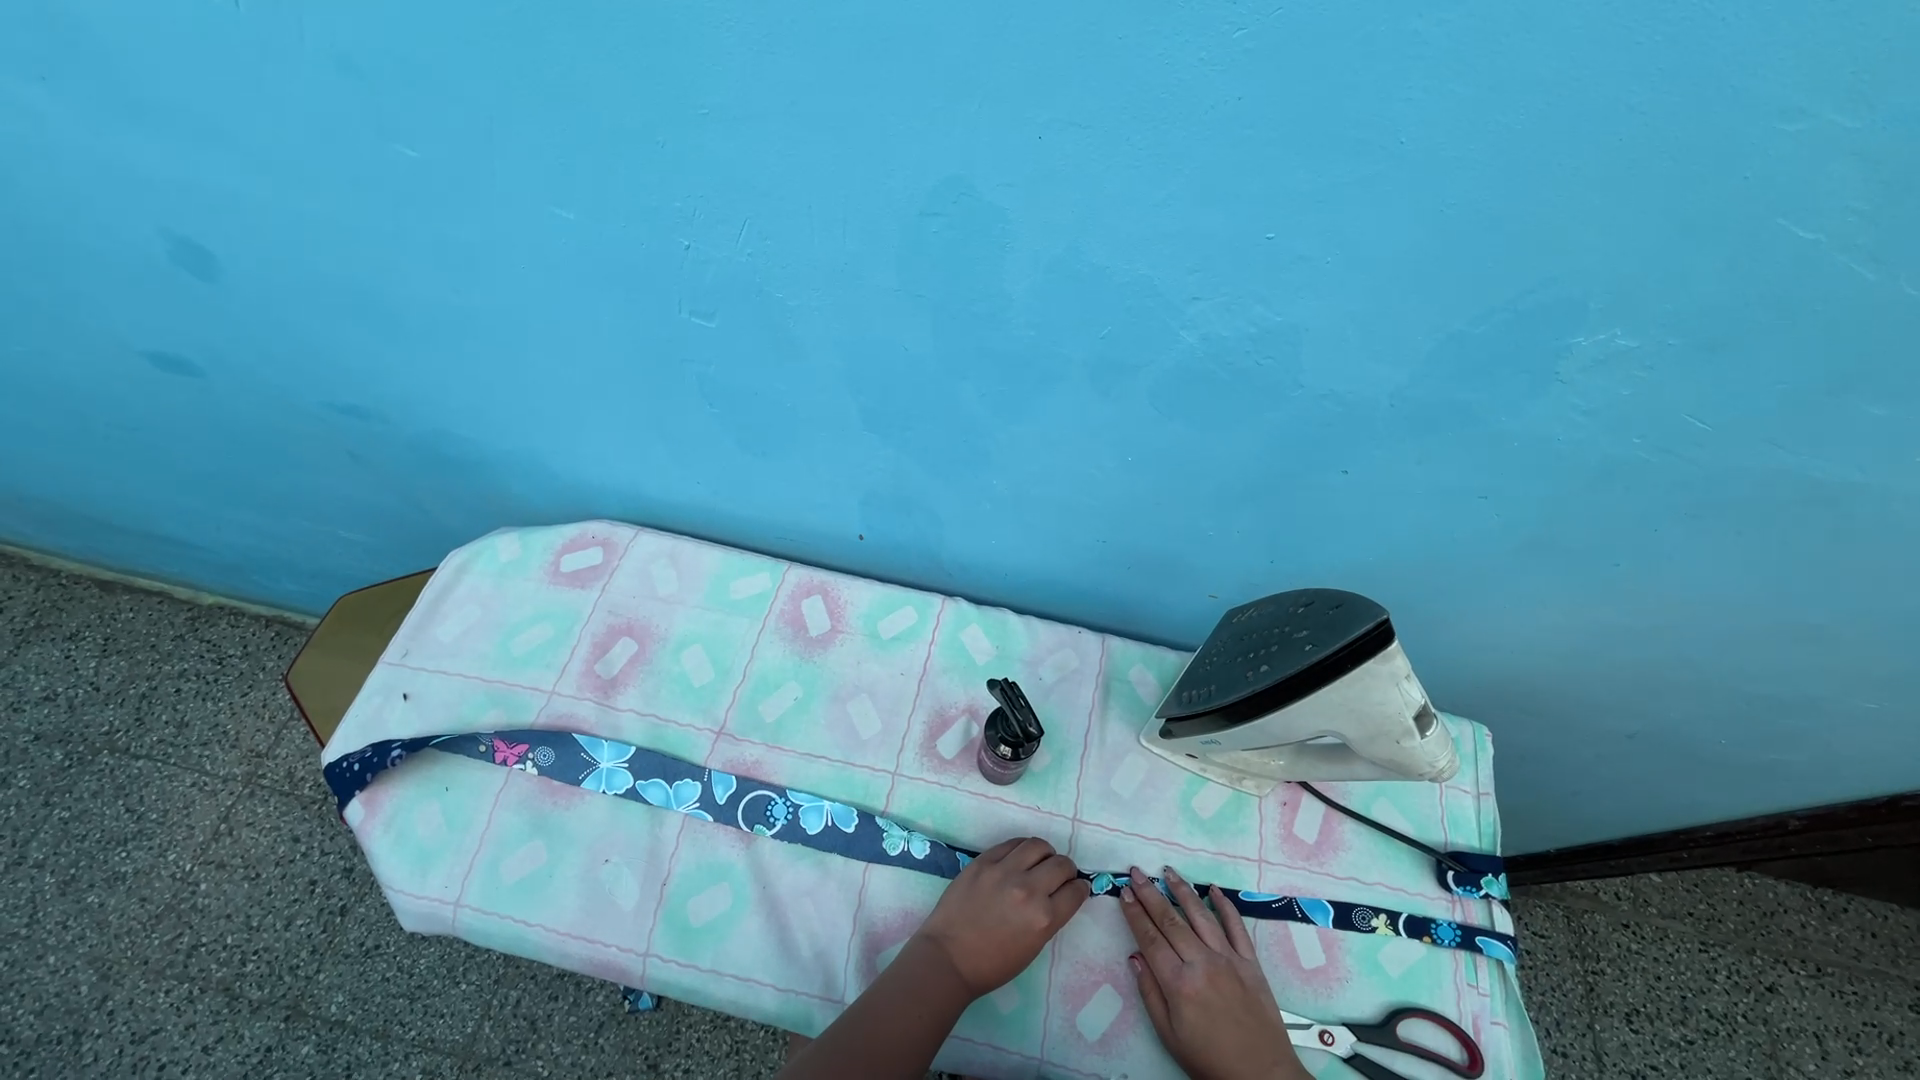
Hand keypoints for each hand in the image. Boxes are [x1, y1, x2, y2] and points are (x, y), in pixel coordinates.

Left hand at [912, 837, 1088, 998]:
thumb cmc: (993, 964)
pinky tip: (1020, 857)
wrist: (949, 958)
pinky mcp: (983, 862)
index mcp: (1044, 919)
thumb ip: (1049, 917)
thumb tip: (1058, 895)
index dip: (1079, 888)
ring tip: (1039, 862)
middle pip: (1061, 864)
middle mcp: (1028, 890)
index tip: (1075, 888)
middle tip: (1059, 875)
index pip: (1075, 891)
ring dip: (1046, 854)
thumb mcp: (1033, 946)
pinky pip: (1011, 844)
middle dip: (1066, 870)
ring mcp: (1003, 872)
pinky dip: (1021, 848)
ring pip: (1038, 845)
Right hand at [1120, 865, 1309, 1079]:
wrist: (1262, 1076)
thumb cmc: (1209, 1060)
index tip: (1123, 893)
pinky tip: (1214, 889)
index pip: (1149, 938)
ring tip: (1167, 871)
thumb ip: (1150, 993)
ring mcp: (1229, 960)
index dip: (1134, 913)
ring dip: (1182, 890)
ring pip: (1201, 916)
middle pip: (1170, 920)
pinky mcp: (1251, 963)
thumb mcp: (1169, 1035)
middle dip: (1150, 893)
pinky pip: (1237, 927)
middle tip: (1136, 872)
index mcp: (1178, 983)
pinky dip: (1225, 905)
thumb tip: (1135, 957)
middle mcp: (1202, 963)